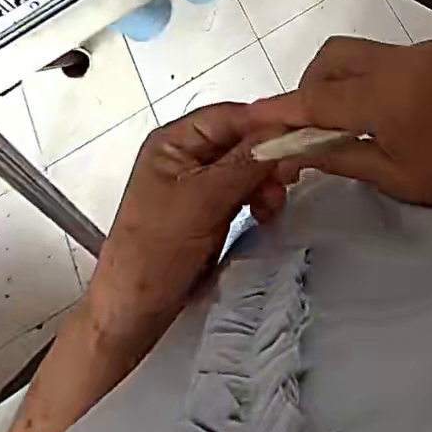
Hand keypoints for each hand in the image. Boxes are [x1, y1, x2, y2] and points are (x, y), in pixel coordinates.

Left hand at [84, 104, 282, 347]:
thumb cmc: (153, 254)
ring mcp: (200, 181)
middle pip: (242, 139)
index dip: (264, 125)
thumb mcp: (202, 202)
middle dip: (267, 158)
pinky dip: (261, 197)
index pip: (230, 116)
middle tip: (287, 178)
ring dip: (267, 180)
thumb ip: (244, 164)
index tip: (297, 139)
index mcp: (174, 142)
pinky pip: (246, 188)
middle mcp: (188, 154)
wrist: (133, 315)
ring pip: (249, 164)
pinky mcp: (212, 205)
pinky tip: (266, 213)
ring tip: (272, 204)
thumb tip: (282, 135)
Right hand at [247, 37, 431, 213]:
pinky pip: (382, 55)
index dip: (285, 108)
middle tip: (310, 121)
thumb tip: (294, 148)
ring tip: (342, 118)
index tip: (256, 116)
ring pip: (356, 52)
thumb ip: (337, 155)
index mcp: (391, 98)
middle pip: (332, 57)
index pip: (321, 97)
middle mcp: (402, 62)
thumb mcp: (392, 177)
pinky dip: (364, 76)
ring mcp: (419, 51)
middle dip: (310, 84)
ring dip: (337, 79)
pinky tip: (375, 106)